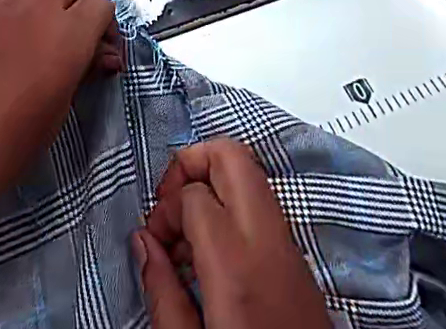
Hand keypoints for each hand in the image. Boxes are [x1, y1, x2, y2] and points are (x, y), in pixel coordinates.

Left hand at [0, 0, 120, 220]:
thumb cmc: (7, 140)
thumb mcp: (63, 108)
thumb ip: (83, 68)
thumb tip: (95, 55)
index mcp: (68, 33)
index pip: (102, 2)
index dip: (106, 23)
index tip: (104, 43)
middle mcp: (37, 8)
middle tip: (87, 13)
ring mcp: (4, 4)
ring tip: (54, 8)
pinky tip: (9, 2)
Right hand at [133, 139, 331, 328]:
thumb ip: (162, 289)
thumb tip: (144, 243)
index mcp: (236, 263)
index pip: (194, 191)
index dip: (165, 207)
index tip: (155, 240)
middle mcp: (269, 244)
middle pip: (232, 156)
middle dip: (192, 164)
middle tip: (172, 205)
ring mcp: (291, 250)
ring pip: (249, 175)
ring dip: (212, 186)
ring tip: (188, 236)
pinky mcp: (301, 264)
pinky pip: (262, 206)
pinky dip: (232, 209)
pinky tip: (213, 253)